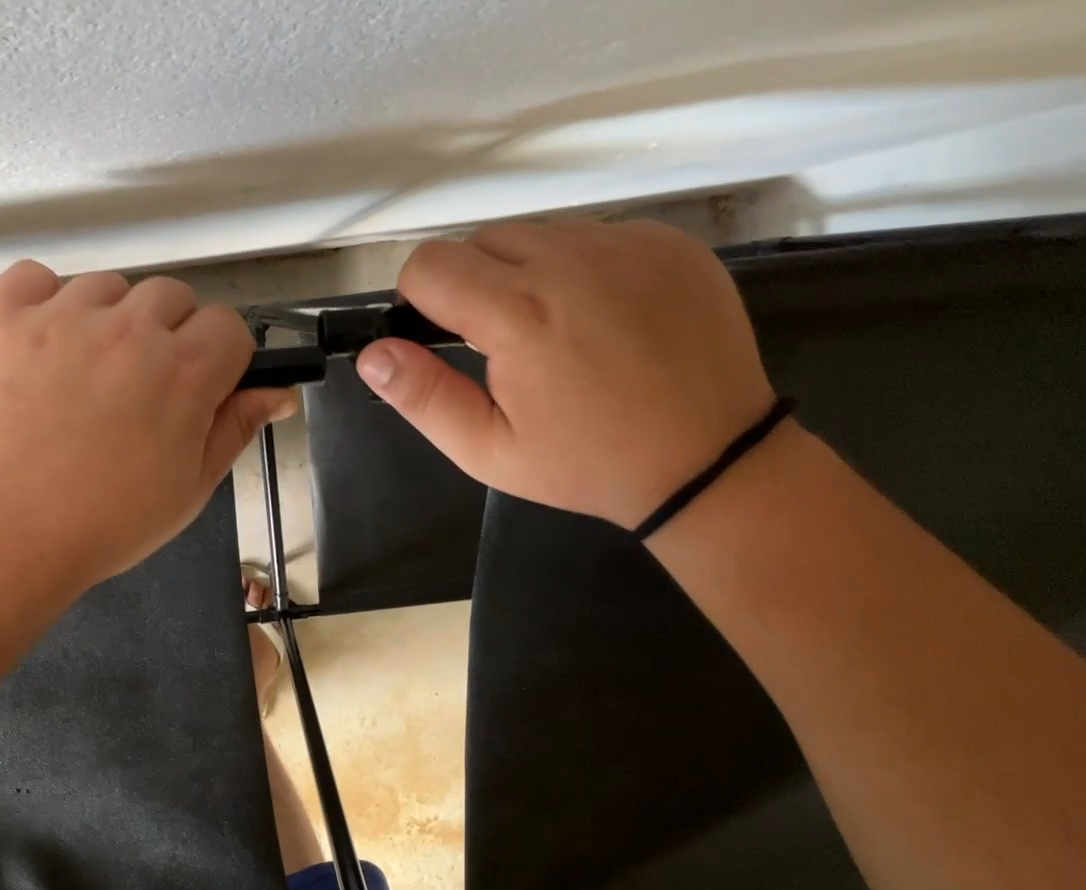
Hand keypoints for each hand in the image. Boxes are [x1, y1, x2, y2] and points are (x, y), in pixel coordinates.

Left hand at [0, 260, 296, 591]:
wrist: (5, 538)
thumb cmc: (104, 524)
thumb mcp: (190, 488)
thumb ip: (236, 427)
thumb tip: (279, 392)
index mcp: (182, 372)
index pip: (228, 325)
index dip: (220, 357)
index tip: (201, 385)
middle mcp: (128, 331)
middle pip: (172, 296)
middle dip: (168, 335)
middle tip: (141, 388)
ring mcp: (63, 320)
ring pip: (109, 286)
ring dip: (110, 318)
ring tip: (88, 374)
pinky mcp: (7, 321)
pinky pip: (35, 277)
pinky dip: (44, 300)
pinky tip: (45, 343)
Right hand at [355, 221, 775, 527]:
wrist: (712, 459)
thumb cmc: (588, 463)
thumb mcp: (490, 450)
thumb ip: (423, 397)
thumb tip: (373, 353)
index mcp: (518, 313)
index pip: (428, 264)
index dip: (420, 300)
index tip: (443, 339)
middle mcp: (570, 260)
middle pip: (479, 240)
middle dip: (471, 284)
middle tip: (502, 344)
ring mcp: (626, 243)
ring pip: (537, 232)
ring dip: (525, 271)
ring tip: (556, 330)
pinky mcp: (668, 242)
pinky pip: (595, 234)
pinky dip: (581, 266)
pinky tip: (603, 317)